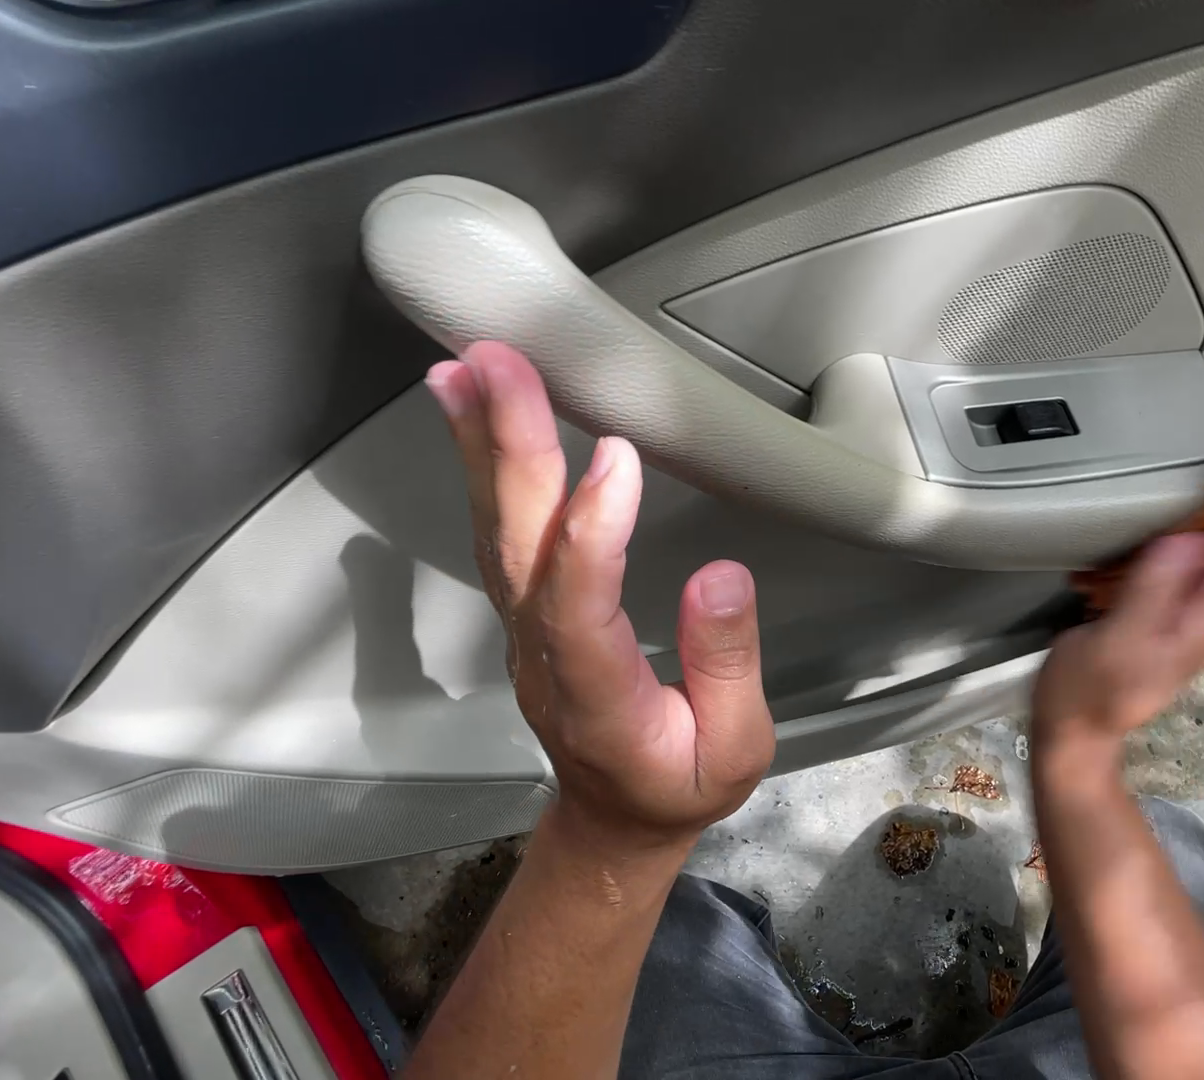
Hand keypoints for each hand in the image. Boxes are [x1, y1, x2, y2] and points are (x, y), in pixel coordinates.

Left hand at [425, 342, 774, 848]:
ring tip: (468, 370)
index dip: (593, 533)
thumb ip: (726, 666)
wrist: (615, 821)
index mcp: (600, 697)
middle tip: (503, 368)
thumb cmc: (681, 784)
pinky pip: (499, 537)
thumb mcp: (735, 747)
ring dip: (480, 447)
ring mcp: (525, 632)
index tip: (619, 458)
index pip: (581, 608)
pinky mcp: (527, 614)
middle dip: (512, 453)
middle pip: (519, 550)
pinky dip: (483, 471)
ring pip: (496, 534)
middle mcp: (544, 655)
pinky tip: (475, 421)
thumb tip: (720, 576)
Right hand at [1033, 533, 1203, 752]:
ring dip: (1172, 549)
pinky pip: (1169, 589)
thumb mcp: (1113, 637)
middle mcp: (1201, 628)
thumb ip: (1152, 589)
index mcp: (1196, 627)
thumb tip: (1192, 537)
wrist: (1072, 737)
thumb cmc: (1085, 688)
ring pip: (1196, 575)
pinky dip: (1150, 571)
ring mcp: (1182, 632)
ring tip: (1140, 528)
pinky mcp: (1159, 633)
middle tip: (1174, 501)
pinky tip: (1116, 568)